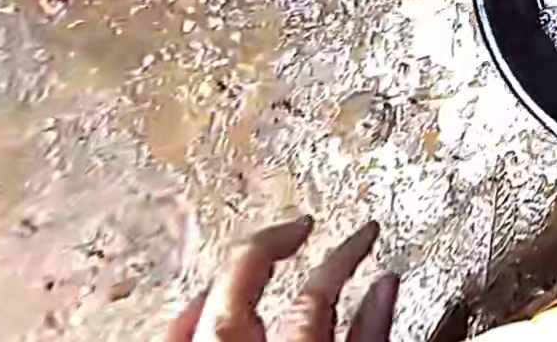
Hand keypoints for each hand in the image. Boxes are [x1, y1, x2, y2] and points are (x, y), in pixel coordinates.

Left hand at [164, 217, 398, 341]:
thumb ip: (370, 334)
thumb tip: (386, 283)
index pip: (315, 293)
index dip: (346, 253)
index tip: (365, 234)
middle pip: (233, 293)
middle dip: (266, 246)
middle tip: (299, 226)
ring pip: (185, 320)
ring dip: (223, 282)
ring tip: (255, 263)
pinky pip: (170, 341)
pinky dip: (191, 319)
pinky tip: (214, 310)